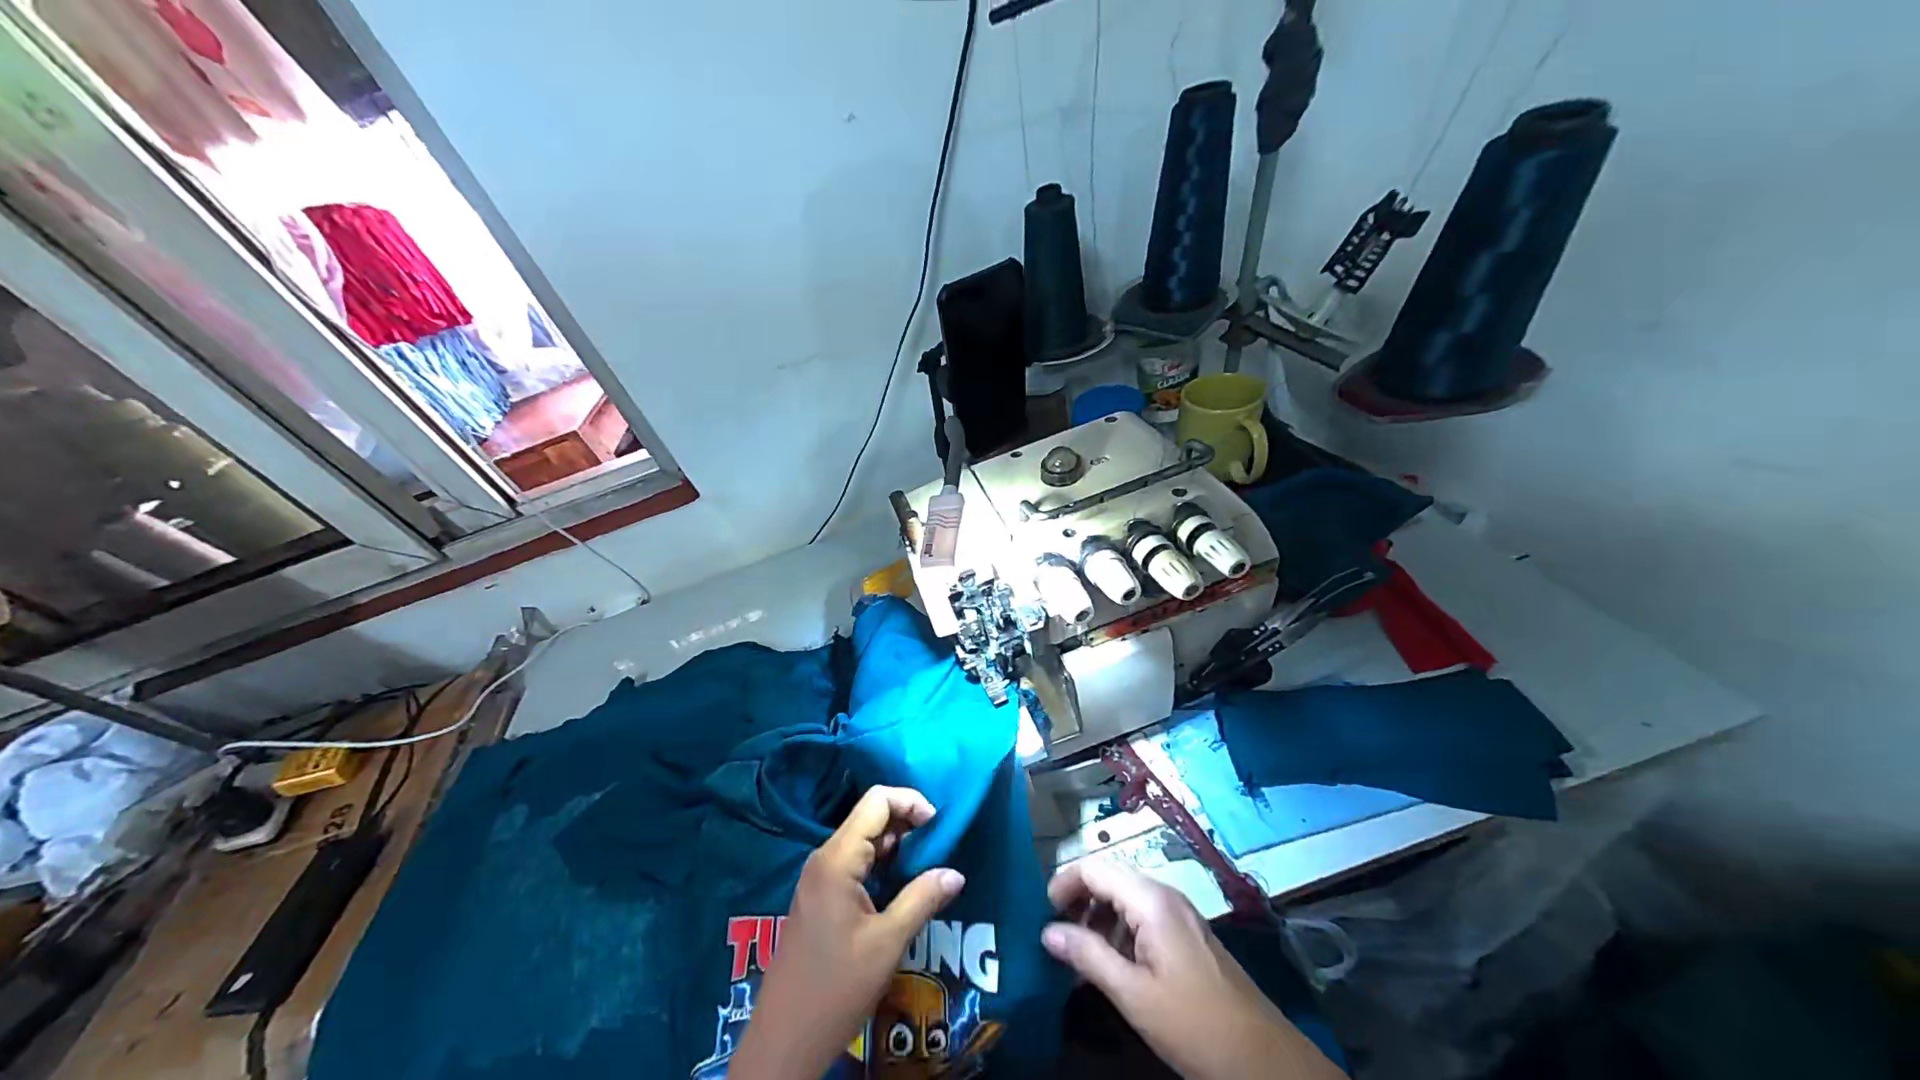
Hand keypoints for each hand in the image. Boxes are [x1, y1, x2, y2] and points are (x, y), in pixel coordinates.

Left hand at [729, 786, 965, 1079]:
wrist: (786, 1037)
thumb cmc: (837, 987)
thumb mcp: (888, 942)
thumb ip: (922, 899)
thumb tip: (956, 873)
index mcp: (837, 859)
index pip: (876, 801)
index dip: (911, 802)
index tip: (939, 826)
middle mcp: (825, 858)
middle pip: (870, 816)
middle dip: (908, 822)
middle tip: (939, 846)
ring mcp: (820, 877)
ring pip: (864, 840)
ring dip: (897, 844)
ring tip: (929, 863)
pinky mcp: (821, 896)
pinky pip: (855, 862)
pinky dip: (882, 863)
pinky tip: (904, 883)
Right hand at [1042, 861, 1343, 1079]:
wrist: (1265, 1061)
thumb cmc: (1194, 1024)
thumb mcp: (1133, 994)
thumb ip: (1088, 956)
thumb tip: (1047, 931)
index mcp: (1152, 900)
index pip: (1095, 868)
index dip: (1063, 883)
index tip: (1040, 912)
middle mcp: (1165, 896)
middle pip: (1110, 879)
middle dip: (1078, 900)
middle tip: (1053, 933)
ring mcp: (1180, 916)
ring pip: (1125, 899)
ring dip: (1096, 918)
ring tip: (1076, 955)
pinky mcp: (1187, 937)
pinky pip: (1142, 919)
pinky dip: (1118, 933)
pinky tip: (1108, 965)